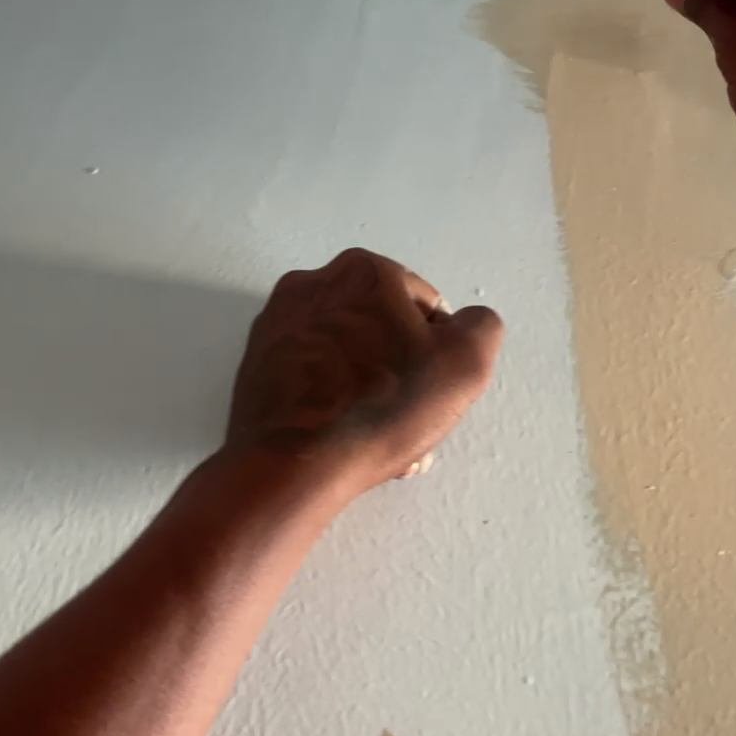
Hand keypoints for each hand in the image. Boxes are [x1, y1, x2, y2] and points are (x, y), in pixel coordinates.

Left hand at [225, 248, 503, 494]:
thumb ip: (480, 327)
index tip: (432, 390)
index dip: (439, 352)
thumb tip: (464, 326)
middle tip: (409, 421)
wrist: (292, 464)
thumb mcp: (465, 363)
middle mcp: (312, 283)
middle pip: (381, 333)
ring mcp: (276, 324)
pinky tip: (345, 440)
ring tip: (381, 442)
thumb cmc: (382, 408)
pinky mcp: (254, 364)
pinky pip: (312, 377)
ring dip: (371, 394)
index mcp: (363, 270)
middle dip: (401, 375)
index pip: (426, 308)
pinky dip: (332, 402)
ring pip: (347, 358)